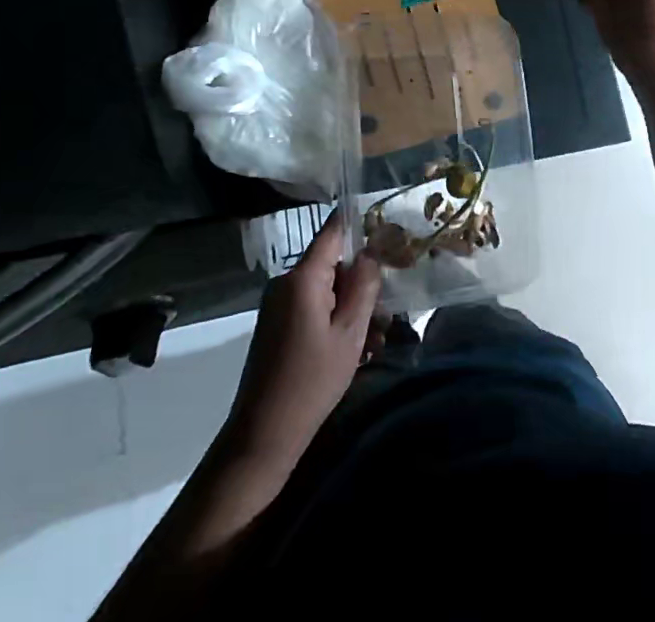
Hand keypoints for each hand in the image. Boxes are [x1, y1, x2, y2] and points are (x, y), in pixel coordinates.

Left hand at [224, 212, 380, 468]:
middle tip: (388, 316)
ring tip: (375, 343)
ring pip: (327, 292)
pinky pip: (314, 310)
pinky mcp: (279, 325)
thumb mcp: (350, 331)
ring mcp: (279, 305)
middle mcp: (286, 283)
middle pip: (333, 266)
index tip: (388, 225)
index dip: (359, 225)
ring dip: (353, 311)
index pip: (332, 232)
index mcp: (302, 278)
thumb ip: (364, 286)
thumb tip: (371, 252)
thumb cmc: (314, 378)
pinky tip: (355, 351)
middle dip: (362, 286)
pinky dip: (336, 323)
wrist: (266, 430)